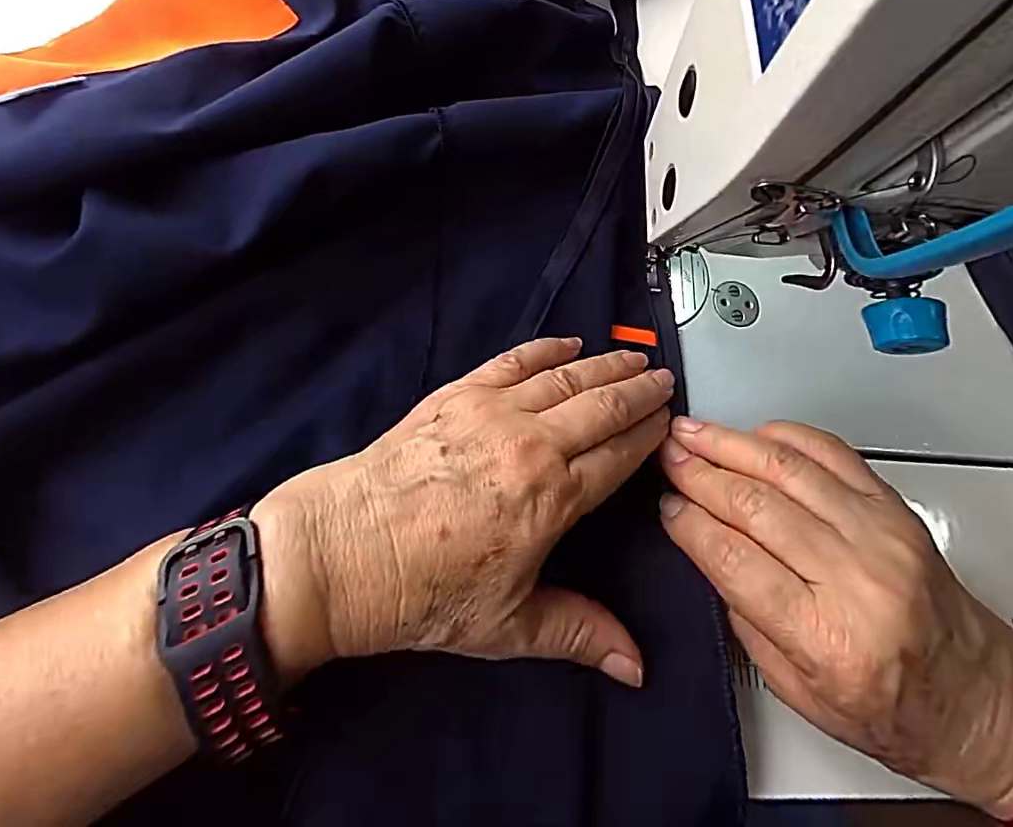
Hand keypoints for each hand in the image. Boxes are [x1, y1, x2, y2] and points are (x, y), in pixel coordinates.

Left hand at [252, 338, 673, 688]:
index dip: (649, 436)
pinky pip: (509, 362)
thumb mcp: (507, 625)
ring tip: (630, 357)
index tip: (671, 423)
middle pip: (599, 407)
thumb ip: (578, 634)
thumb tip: (637, 668)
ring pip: (561, 378)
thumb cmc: (423, 591)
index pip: (618, 455)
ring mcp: (487, 411)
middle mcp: (527, 442)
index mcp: (550, 496)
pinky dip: (541, 350)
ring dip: (600, 365)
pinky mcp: (452, 395)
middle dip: (637, 392)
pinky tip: (564, 344)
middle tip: (663, 379)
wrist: (342, 548)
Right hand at [656, 418, 1012, 817]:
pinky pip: (833, 453)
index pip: (732, 557)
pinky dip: (785, 435)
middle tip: (665, 453)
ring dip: (728, 443)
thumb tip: (701, 536)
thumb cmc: (889, 708)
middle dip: (698, 472)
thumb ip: (742, 609)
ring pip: (787, 469)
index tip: (663, 503)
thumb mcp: (793, 686)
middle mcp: (859, 580)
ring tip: (691, 431)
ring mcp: (884, 537)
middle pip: (754, 504)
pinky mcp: (898, 511)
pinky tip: (751, 433)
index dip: (687, 521)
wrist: (983, 703)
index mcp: (828, 637)